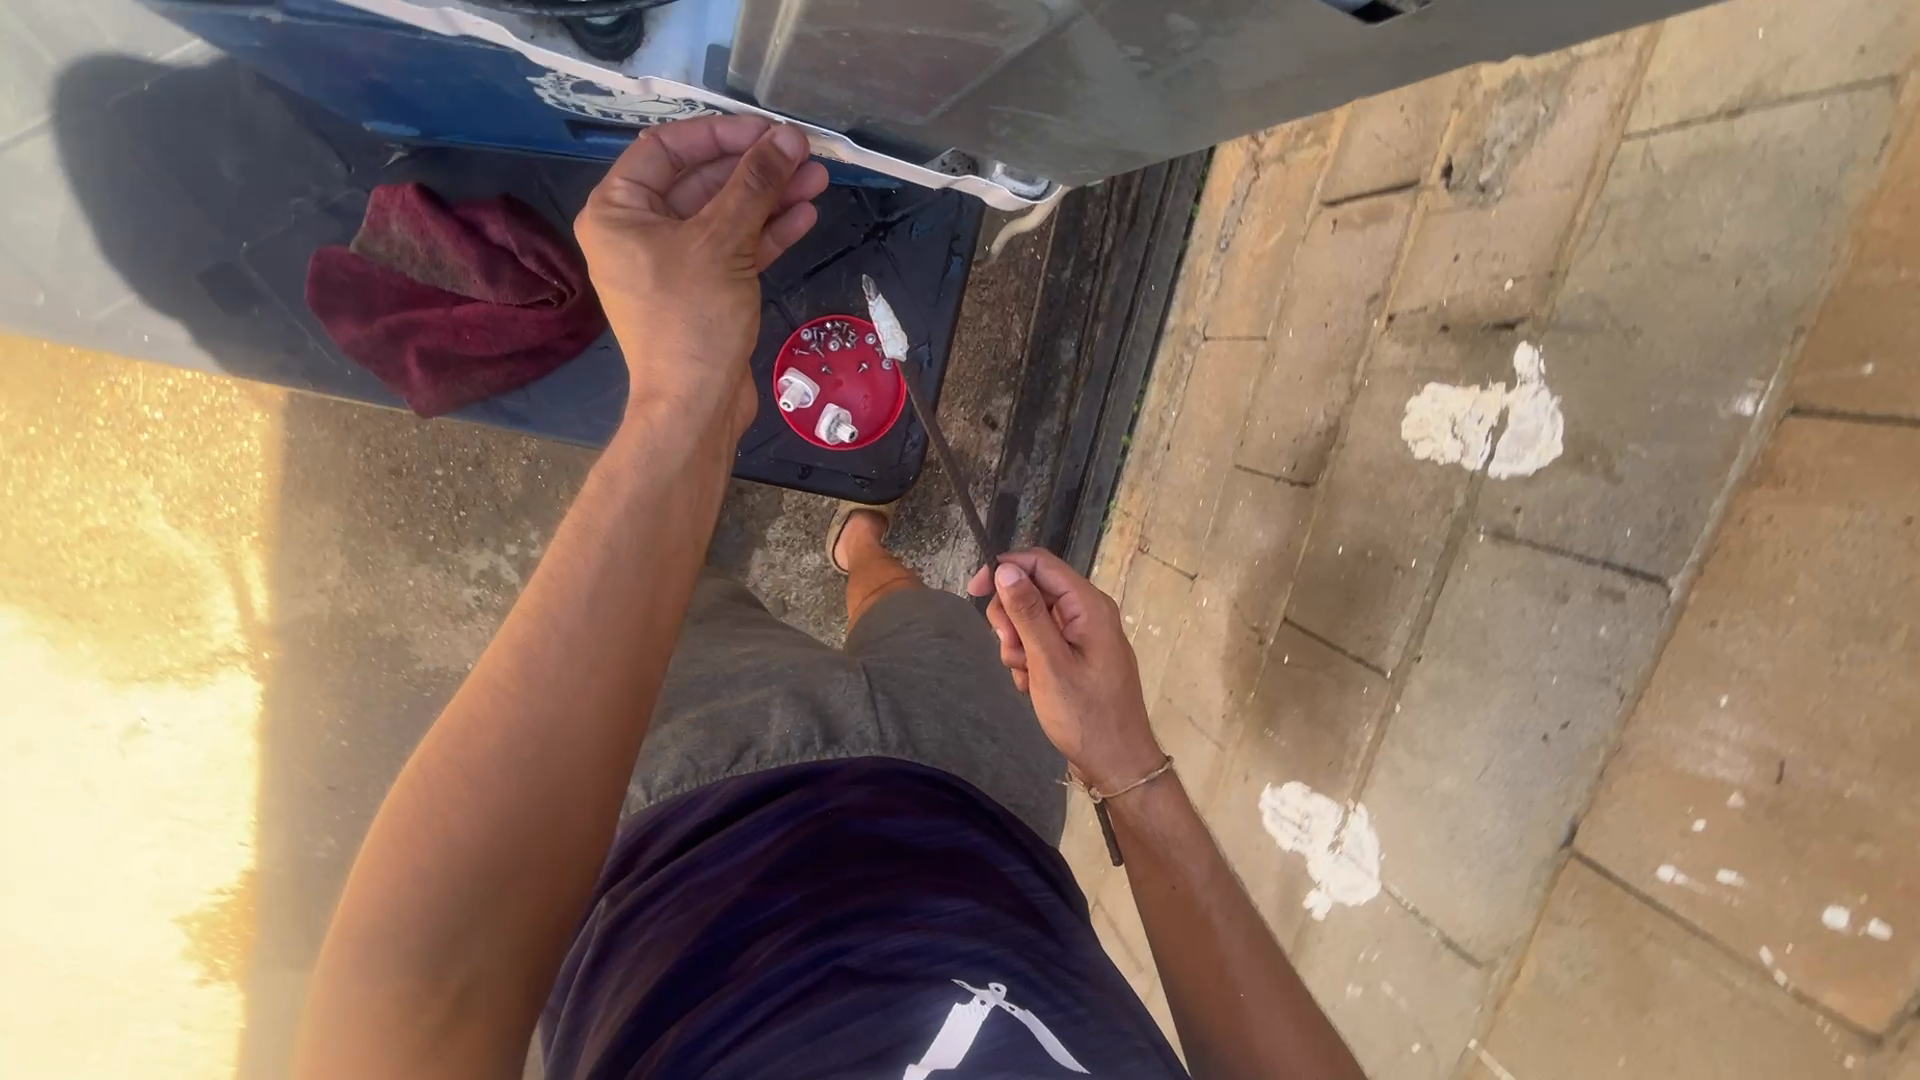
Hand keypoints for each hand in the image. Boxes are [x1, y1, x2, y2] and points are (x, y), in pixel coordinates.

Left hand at [576, 116, 829, 444]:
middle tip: (802, 154)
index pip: (666, 150)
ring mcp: (674, 266)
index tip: (767, 131)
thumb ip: (754, 186)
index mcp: (618, 211)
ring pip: (725, 218)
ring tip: (816, 180)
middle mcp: (640, 233)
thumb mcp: (721, 242)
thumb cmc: (692, 319)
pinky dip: (767, 235)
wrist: (696, 404)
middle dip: (755, 170)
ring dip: (769, 200)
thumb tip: (788, 138)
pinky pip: (734, 251)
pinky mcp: (705, 293)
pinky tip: (802, 216)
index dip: (719, 135)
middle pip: (701, 184)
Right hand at [967, 550, 1163, 791]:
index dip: (1004, 569)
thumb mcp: (1049, 662)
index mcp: (1088, 605)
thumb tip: (1006, 568)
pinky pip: (1040, 642)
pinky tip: (1034, 686)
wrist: (1116, 762)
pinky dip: (1029, 660)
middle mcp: (1087, 612)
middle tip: (1012, 651)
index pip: (1039, 563)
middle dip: (1011, 618)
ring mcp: (1082, 634)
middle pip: (1032, 590)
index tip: (975, 591)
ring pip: (1031, 619)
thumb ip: (1027, 612)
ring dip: (1018, 645)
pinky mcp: (1076, 654)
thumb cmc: (1085, 715)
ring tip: (1027, 676)